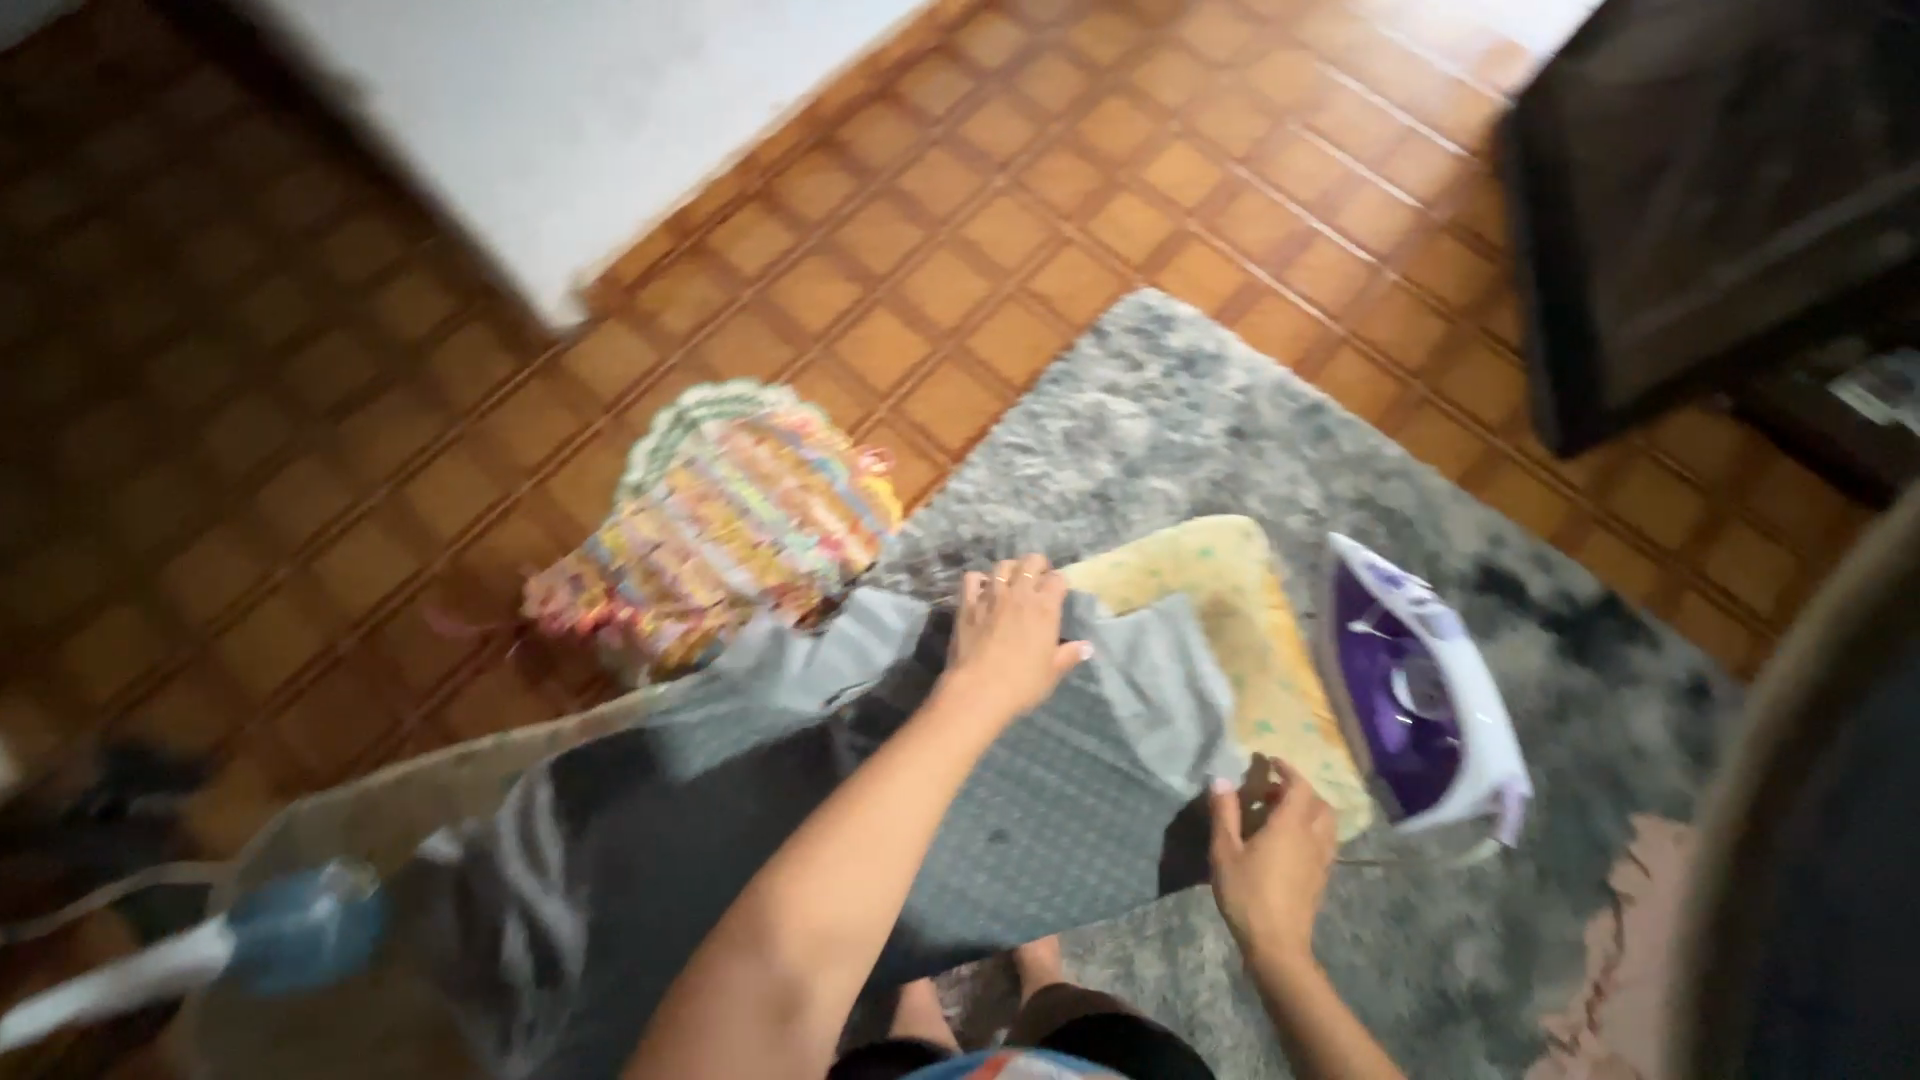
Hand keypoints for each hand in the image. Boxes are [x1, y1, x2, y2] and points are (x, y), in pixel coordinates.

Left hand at [936, 554, 1091, 723]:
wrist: (978, 689)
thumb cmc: (1022, 683)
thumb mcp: (1052, 672)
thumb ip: (1069, 655)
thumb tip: (1087, 647)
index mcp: (1045, 607)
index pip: (1058, 579)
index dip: (1059, 583)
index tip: (1057, 593)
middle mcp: (1019, 594)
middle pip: (1031, 562)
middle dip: (1037, 565)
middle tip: (1037, 578)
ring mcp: (991, 596)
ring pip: (1002, 565)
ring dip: (1010, 568)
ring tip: (1011, 580)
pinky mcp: (967, 604)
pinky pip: (972, 578)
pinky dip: (978, 579)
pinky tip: (982, 589)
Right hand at [1208, 754, 1337, 966]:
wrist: (1277, 945)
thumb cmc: (1247, 894)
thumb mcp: (1225, 851)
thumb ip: (1224, 813)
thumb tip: (1221, 780)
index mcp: (1290, 826)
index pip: (1299, 786)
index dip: (1287, 769)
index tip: (1270, 761)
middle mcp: (1313, 838)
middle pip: (1319, 803)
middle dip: (1299, 790)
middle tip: (1271, 792)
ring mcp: (1322, 860)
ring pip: (1327, 824)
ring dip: (1309, 811)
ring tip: (1281, 816)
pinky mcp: (1322, 878)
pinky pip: (1325, 842)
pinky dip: (1312, 831)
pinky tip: (1289, 844)